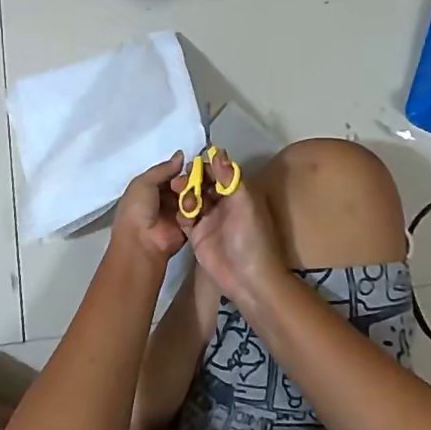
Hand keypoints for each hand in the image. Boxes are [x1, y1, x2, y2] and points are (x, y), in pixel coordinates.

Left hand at [110, 152, 188, 262]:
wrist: (142, 241)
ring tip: (198, 190)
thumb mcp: (144, 183)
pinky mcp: (188, 225)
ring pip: (192, 196)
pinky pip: (197, 211)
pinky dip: (199, 206)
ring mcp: (176, 213)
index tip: (194, 162)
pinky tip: (202, 201)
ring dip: (195, 192)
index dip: (181, 168)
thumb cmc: (137, 209)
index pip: (170, 174)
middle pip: (183, 184)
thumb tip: (180, 155)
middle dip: (191, 180)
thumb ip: (163, 169)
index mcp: (150, 188)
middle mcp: (164, 199)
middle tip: (198, 176)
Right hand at [173, 150, 286, 304]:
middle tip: (179, 184)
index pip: (219, 172)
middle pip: (202, 184)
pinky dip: (181, 214)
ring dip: (185, 196)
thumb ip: (230, 178)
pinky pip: (185, 218)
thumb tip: (218, 151)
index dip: (206, 167)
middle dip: (191, 181)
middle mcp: (223, 203)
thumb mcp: (244, 204)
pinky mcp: (197, 235)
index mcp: (238, 193)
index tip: (193, 165)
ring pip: (192, 198)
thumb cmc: (251, 238)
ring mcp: (209, 219)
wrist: (247, 278)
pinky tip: (182, 217)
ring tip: (184, 202)